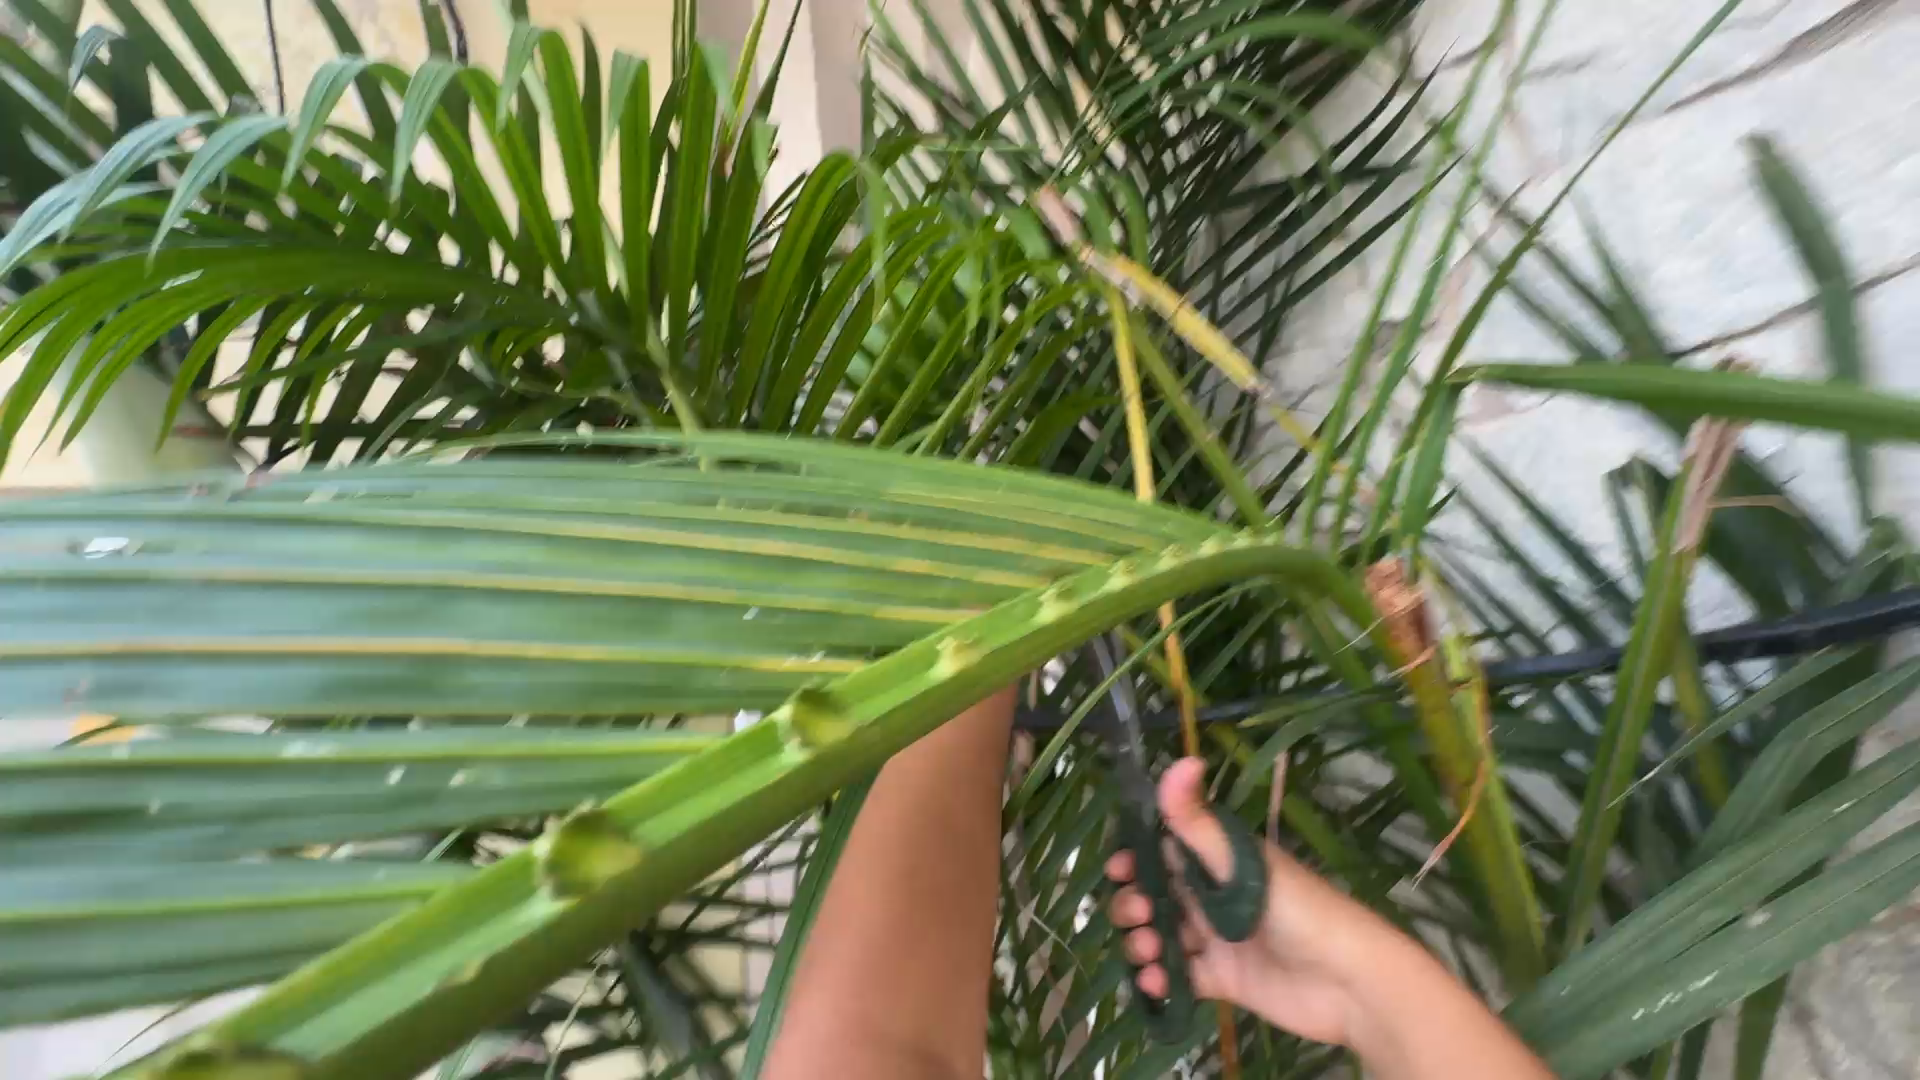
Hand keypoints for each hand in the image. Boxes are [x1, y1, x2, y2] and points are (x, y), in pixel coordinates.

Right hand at [1105, 757, 1407, 1048]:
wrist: (1349, 981)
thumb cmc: (1295, 906)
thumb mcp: (1238, 859)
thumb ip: (1197, 817)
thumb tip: (1184, 757)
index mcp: (1214, 858)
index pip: (1160, 849)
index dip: (1133, 857)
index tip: (1116, 868)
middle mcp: (1209, 893)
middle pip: (1153, 892)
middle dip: (1132, 902)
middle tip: (1138, 913)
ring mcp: (1213, 936)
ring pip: (1160, 932)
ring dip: (1141, 940)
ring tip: (1148, 952)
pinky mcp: (1221, 977)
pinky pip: (1179, 975)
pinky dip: (1159, 980)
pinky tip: (1156, 983)